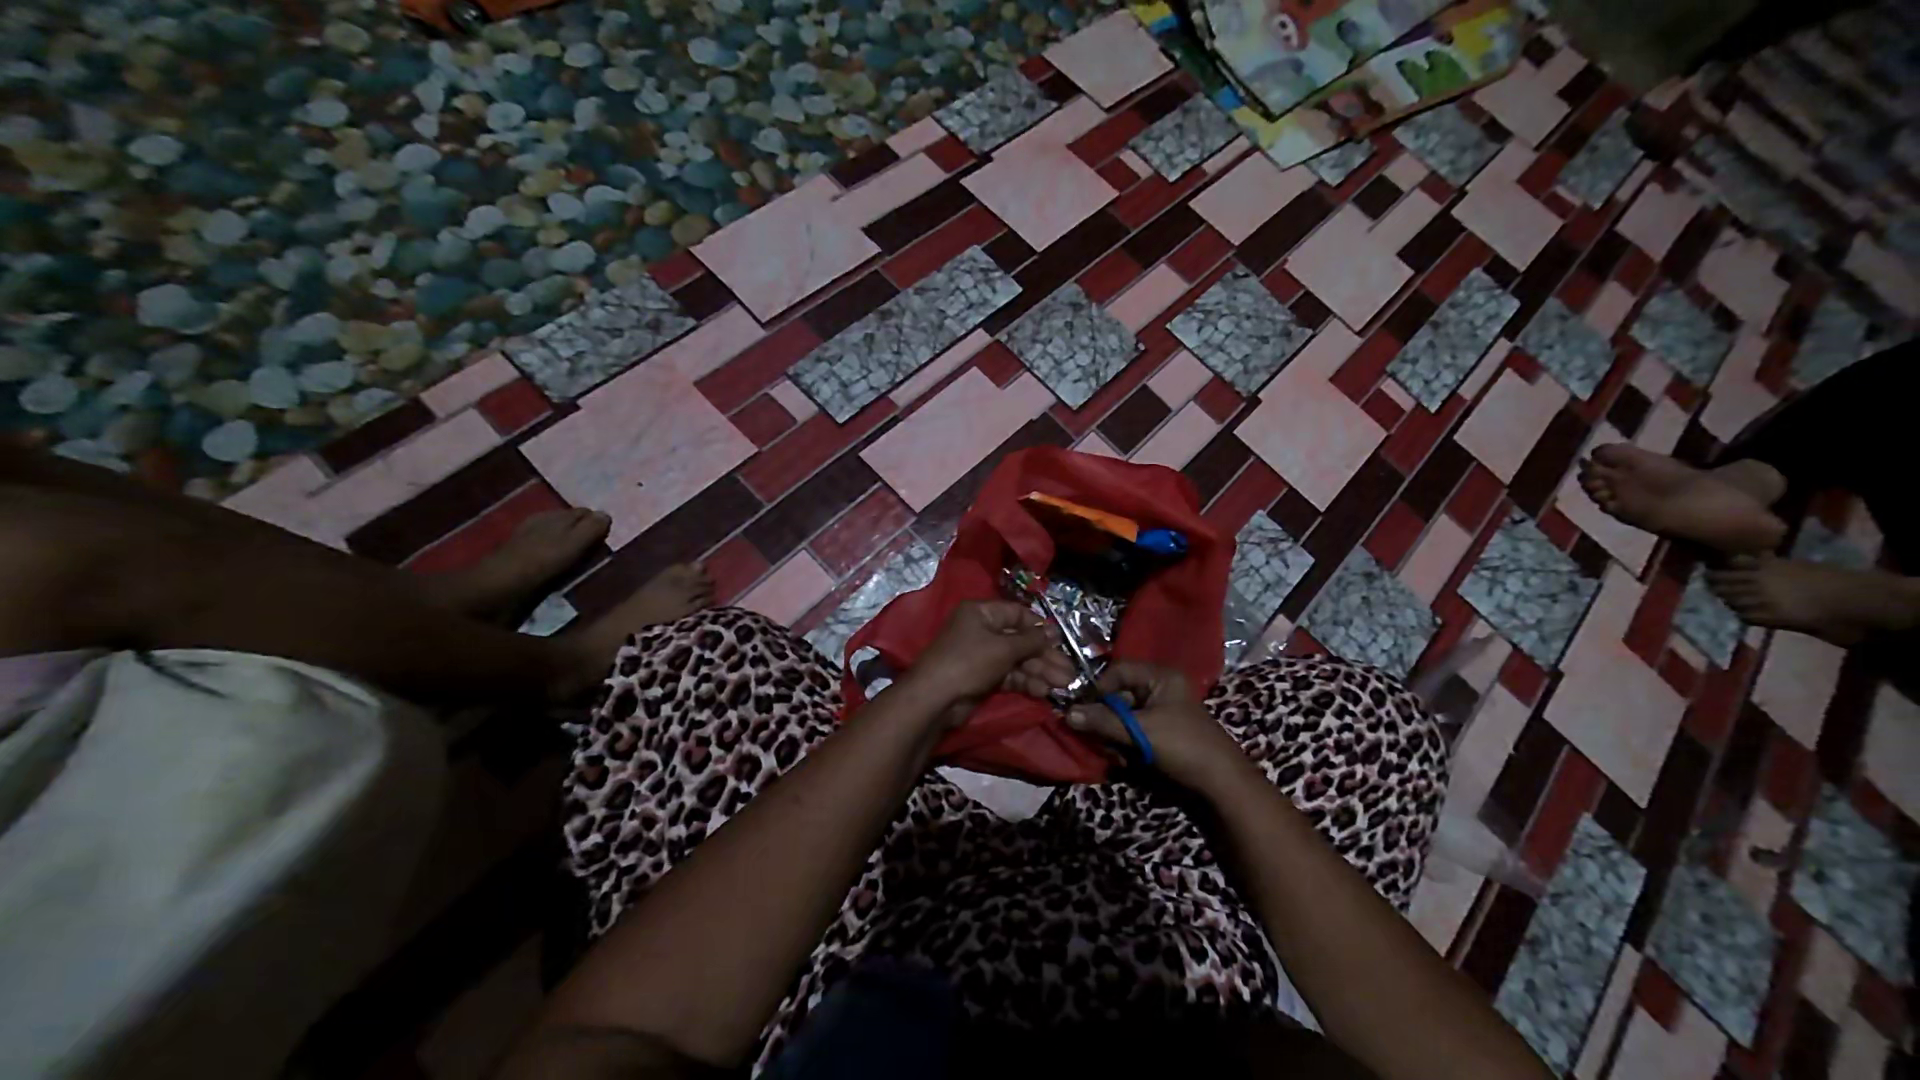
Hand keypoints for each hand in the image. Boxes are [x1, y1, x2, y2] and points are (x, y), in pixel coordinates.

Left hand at [906, 601, 1067, 721]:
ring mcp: (982, 655)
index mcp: (982, 612)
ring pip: (1017, 660)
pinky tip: (1044, 691)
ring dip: (1040, 672)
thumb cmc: (969, 661)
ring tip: (1063, 686)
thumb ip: (1032, 640)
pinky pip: (1009, 675)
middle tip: (1069, 673)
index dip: (1040, 628)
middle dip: (1045, 657)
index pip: (1018, 614)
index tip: (1061, 642)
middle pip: (1020, 640)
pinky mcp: (982, 677)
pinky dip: (1026, 682)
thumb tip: (1055, 632)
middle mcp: (982, 630)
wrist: (936, 698)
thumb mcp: (1004, 647)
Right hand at [1065, 661, 1245, 788]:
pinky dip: (1125, 743)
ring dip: (1114, 734)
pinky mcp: (1161, 732)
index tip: (1085, 711)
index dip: (1099, 689)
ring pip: (1123, 715)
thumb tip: (1067, 713)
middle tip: (1099, 738)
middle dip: (1106, 718)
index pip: (1117, 670)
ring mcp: (1162, 711)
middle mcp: (1160, 688)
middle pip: (1119, 694)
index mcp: (1161, 677)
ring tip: (1116, 754)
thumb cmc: (1183, 747)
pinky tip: (1125, 760)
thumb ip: (1103, 721)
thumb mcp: (1140, 732)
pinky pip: (1133, 730)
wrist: (1221, 783)